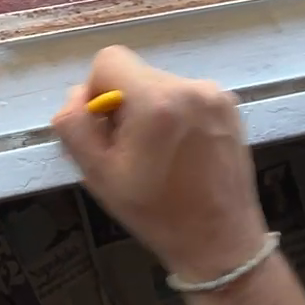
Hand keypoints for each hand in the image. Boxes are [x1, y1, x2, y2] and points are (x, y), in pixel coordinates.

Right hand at [51, 46, 268, 283]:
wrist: (220, 243)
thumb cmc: (155, 212)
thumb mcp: (97, 173)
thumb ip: (74, 125)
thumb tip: (77, 96)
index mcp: (156, 102)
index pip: (108, 60)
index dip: (97, 90)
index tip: (107, 127)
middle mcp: (190, 88)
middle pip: (135, 74)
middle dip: (124, 103)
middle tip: (131, 148)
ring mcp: (215, 95)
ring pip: (159, 84)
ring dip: (149, 109)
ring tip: (159, 153)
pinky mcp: (230, 106)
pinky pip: (184, 95)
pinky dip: (174, 113)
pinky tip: (181, 150)